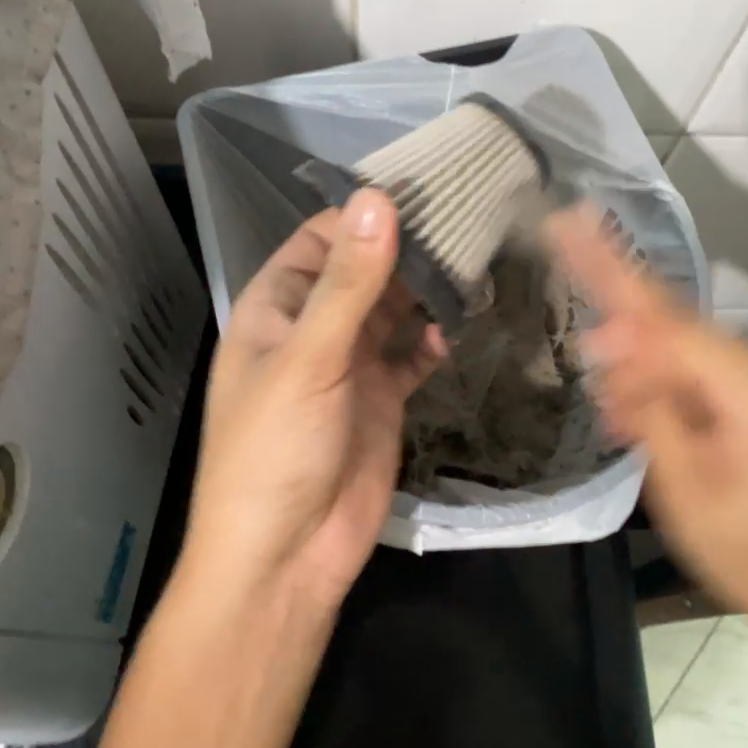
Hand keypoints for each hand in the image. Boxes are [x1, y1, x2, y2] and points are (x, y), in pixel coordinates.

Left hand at [184, 189, 446, 609]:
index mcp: (276, 309)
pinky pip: (411, 357)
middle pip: (363, 272)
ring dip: (424, 293)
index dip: (364, 216)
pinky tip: (456, 331)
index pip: (320, 240)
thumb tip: (377, 199)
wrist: (286, 557)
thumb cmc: (276, 450)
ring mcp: (348, 365)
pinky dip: (432, 342)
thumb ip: (349, 283)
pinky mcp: (380, 399)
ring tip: (472, 266)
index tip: (422, 190)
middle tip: (465, 221)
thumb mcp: (310, 359)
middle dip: (405, 250)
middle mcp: (313, 329)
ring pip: (392, 311)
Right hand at [547, 208, 747, 648]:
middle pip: (675, 332)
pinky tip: (648, 419)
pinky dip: (670, 388)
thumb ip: (647, 404)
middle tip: (608, 414)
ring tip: (624, 430)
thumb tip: (610, 340)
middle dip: (626, 356)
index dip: (613, 271)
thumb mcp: (682, 486)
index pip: (669, 319)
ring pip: (686, 351)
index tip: (570, 222)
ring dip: (645, 379)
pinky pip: (704, 369)